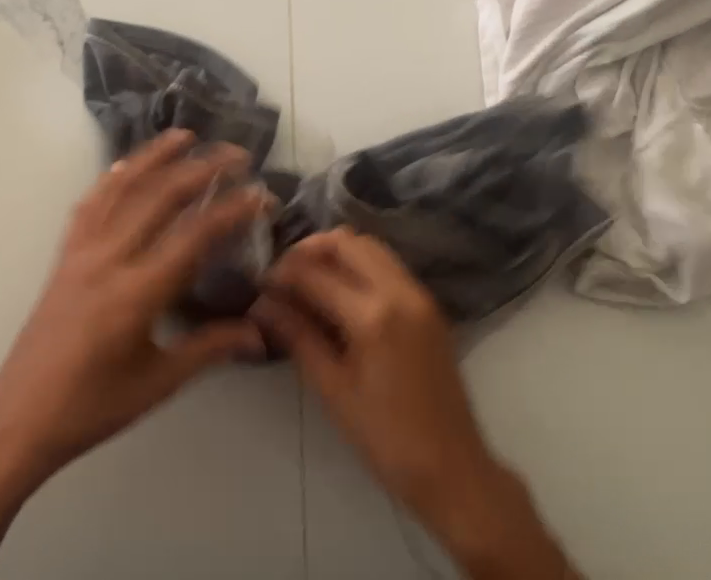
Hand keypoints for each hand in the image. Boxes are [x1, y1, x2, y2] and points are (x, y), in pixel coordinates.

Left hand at [0, 129, 270, 484]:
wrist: (21, 416)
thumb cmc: (94, 406)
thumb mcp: (160, 382)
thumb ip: (211, 348)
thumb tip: (261, 332)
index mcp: (138, 293)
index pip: (195, 237)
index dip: (232, 210)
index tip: (261, 195)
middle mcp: (108, 260)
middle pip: (159, 198)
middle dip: (201, 169)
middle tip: (236, 155)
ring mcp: (81, 254)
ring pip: (120, 190)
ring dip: (153, 158)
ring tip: (183, 136)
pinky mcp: (63, 257)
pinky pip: (88, 207)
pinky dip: (110, 180)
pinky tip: (124, 167)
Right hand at [253, 230, 576, 578]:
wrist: (451, 468)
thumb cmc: (385, 437)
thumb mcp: (331, 388)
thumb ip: (297, 336)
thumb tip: (262, 304)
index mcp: (374, 315)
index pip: (314, 273)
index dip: (281, 274)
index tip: (259, 285)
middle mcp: (401, 292)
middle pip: (347, 242)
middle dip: (309, 250)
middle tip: (283, 276)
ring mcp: (420, 296)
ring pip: (370, 248)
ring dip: (336, 254)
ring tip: (307, 282)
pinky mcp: (429, 306)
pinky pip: (388, 266)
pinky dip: (359, 267)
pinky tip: (338, 295)